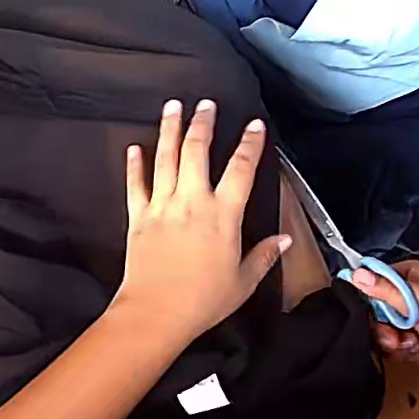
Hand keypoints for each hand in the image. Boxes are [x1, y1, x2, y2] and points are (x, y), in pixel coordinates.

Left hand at [111, 99, 289, 346]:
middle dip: (203, 123)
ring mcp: (162, 207)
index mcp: (223, 216)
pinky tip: (134, 148)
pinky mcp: (138, 218)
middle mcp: (192, 202)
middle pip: (198, 151)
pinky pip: (135, 185)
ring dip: (170, 130)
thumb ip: (264, 256)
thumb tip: (285, 240)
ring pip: (165, 158)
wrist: (156, 313)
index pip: (241, 170)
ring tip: (173, 106)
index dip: (250, 145)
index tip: (255, 126)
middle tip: (206, 104)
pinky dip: (134, 165)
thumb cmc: (203, 301)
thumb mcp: (243, 282)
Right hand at [349, 261, 418, 379]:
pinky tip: (411, 349)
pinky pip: (386, 345)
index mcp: (409, 276)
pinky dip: (395, 350)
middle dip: (379, 322)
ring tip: (406, 342)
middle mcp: (405, 296)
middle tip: (394, 330)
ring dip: (388, 338)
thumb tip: (356, 273)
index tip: (371, 307)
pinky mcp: (407, 340)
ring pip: (377, 328)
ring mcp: (406, 319)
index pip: (373, 278)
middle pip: (372, 307)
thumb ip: (386, 289)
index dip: (368, 294)